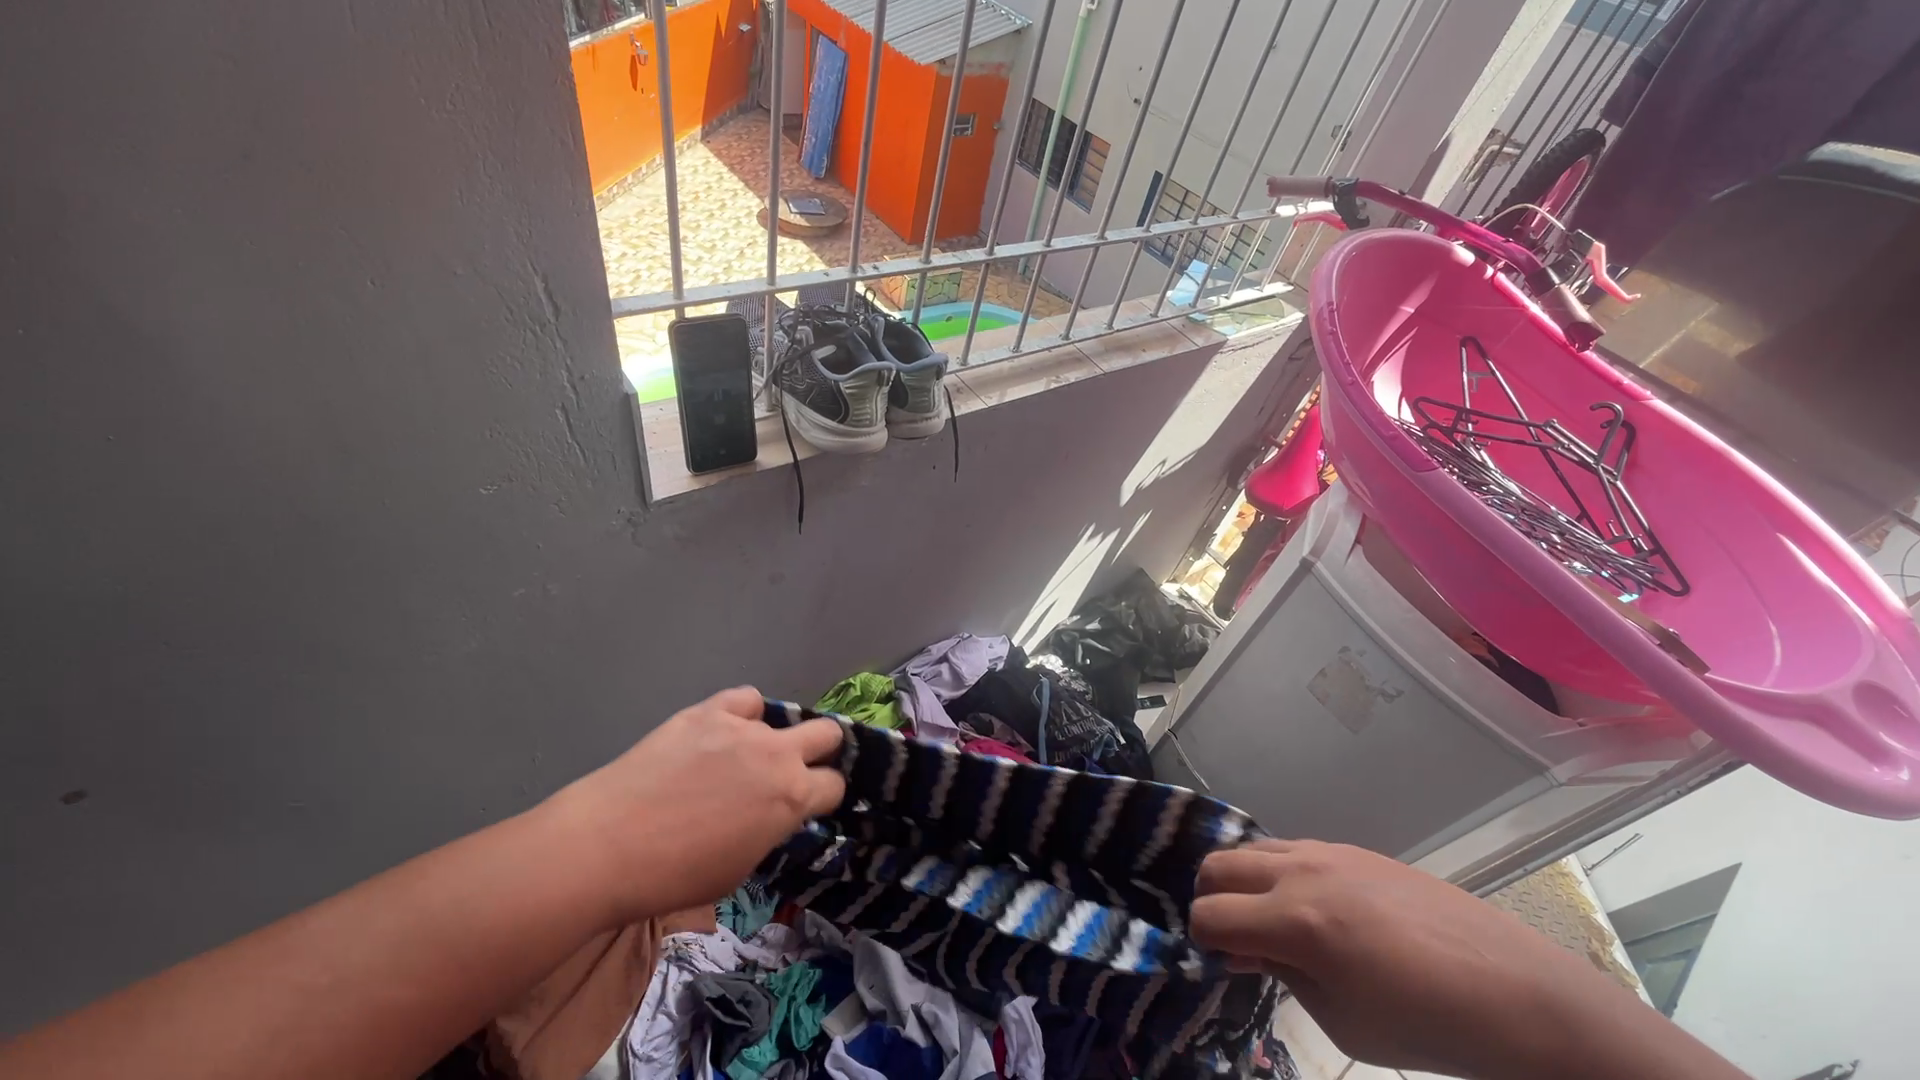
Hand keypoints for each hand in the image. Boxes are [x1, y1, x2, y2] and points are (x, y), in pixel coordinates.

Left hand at [542, 688, 845, 925]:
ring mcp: (743, 727)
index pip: (835, 785)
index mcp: (792, 798)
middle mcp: (778, 754)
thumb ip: (770, 831)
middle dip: (820, 752)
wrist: (608, 845)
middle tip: (795, 771)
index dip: (823, 797)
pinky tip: (724, 731)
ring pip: (783, 714)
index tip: (809, 807)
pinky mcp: (707, 712)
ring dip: (774, 736)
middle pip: (827, 733)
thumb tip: (771, 816)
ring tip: (745, 756)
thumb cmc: (676, 875)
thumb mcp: (741, 868)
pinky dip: (742, 714)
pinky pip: (743, 699)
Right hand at [1191, 840, 1663, 1079]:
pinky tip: (1315, 908)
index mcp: (1295, 921)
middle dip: (1213, 901)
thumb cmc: (1426, 1025)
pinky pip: (1295, 848)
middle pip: (1217, 865)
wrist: (1515, 993)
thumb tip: (1249, 949)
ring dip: (1245, 881)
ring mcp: (1331, 852)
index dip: (1206, 943)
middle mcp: (1302, 872)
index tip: (1227, 964)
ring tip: (1273, 920)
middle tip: (1238, 938)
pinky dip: (1282, 872)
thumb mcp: (1340, 1021)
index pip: (1209, 915)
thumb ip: (1282, 975)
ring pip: (1253, 847)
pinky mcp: (1358, 849)